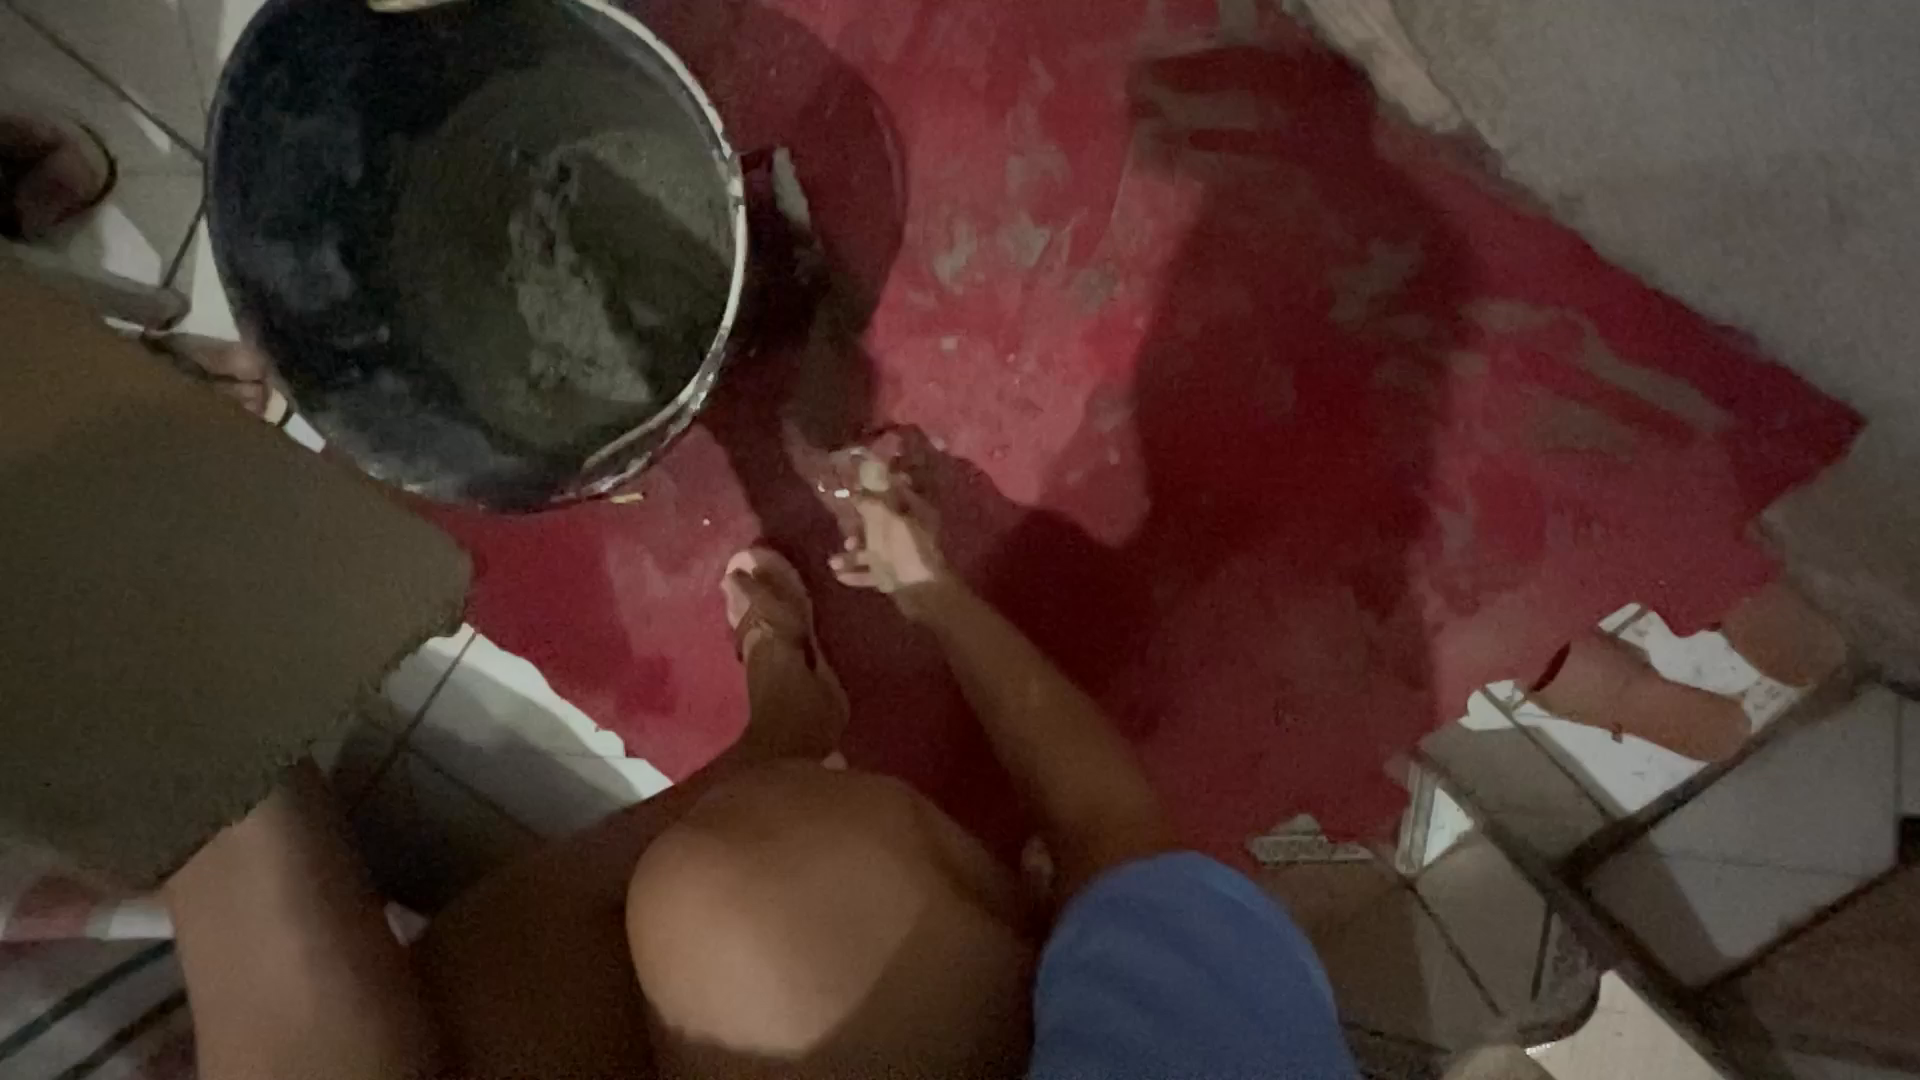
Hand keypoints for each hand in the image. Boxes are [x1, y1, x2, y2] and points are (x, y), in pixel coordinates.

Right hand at [829, 486, 953, 612]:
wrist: (921, 593)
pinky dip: (858, 573)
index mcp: (915, 513)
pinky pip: (874, 572)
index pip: (896, 493)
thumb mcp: (885, 521)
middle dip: (858, 530)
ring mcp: (904, 557)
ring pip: (874, 551)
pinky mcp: (896, 578)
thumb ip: (871, 504)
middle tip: (844, 532)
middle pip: (881, 525)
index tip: (854, 491)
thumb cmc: (904, 551)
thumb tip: (858, 493)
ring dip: (852, 556)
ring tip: (834, 562)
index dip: (875, 491)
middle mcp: (911, 533)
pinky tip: (840, 576)